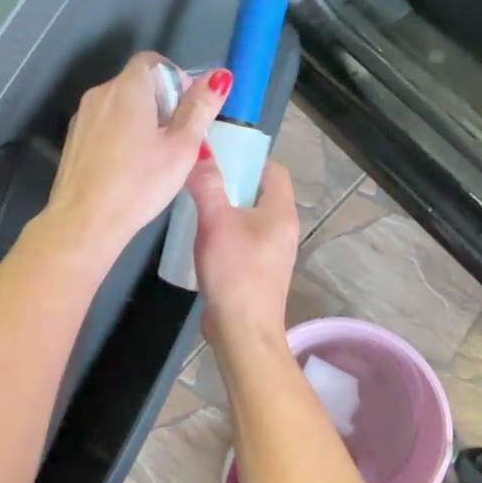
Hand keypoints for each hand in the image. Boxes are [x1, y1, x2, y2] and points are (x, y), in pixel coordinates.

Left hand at [40, 52, 229, 258]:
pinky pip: (103, 124)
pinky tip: (128, 167)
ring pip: (118, 104)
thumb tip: (219, 76)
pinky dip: (119, 133)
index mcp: (127, 87)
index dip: (175, 78)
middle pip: (135, 82)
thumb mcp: (181, 146)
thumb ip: (200, 108)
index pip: (153, 61)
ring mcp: (81, 116)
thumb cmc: (140, 183)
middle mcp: (100, 93)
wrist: (85, 221)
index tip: (187, 110)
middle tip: (176, 137)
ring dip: (140, 118)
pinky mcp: (72, 139)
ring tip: (154, 156)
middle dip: (160, 101)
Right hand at [185, 156, 300, 350]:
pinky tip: (203, 239)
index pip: (274, 171)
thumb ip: (207, 185)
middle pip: (261, 194)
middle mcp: (283, 230)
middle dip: (234, 183)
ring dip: (228, 210)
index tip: (220, 157)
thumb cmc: (234, 272)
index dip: (250, 159)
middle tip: (202, 179)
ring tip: (198, 206)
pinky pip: (245, 241)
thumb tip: (201, 151)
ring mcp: (272, 254)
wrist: (243, 331)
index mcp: (281, 213)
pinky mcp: (259, 273)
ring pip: (251, 219)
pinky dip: (227, 233)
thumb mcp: (215, 222)